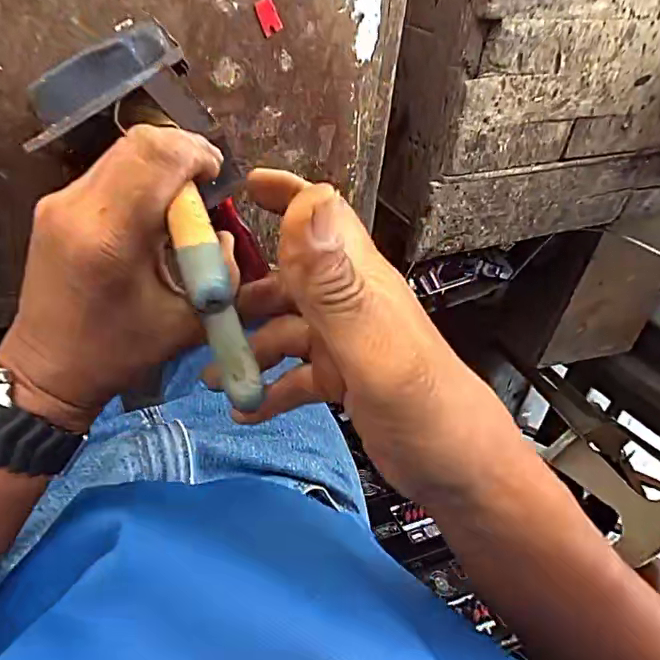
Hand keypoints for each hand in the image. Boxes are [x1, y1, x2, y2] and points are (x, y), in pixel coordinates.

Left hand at [0, 126, 226, 431]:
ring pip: (122, 151)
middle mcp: (78, 207)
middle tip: (204, 183)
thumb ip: (222, 272)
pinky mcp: (53, 205)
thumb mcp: (189, 321)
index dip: (196, 154)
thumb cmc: (119, 352)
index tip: (216, 177)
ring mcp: (59, 202)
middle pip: (139, 142)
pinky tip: (151, 213)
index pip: (157, 156)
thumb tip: (221, 231)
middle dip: (183, 153)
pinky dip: (140, 178)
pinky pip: (108, 170)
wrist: (47, 368)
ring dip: (161, 165)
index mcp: (111, 237)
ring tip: (180, 202)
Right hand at [206, 169, 526, 504]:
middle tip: (198, 311)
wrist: (461, 472)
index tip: (240, 186)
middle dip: (242, 287)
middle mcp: (350, 303)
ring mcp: (346, 342)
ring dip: (248, 347)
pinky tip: (245, 409)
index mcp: (360, 281)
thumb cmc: (425, 409)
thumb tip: (310, 201)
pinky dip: (270, 388)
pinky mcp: (345, 379)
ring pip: (285, 330)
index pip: (324, 217)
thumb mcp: (376, 347)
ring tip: (212, 376)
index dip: (287, 196)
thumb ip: (337, 283)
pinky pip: (296, 374)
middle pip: (289, 277)